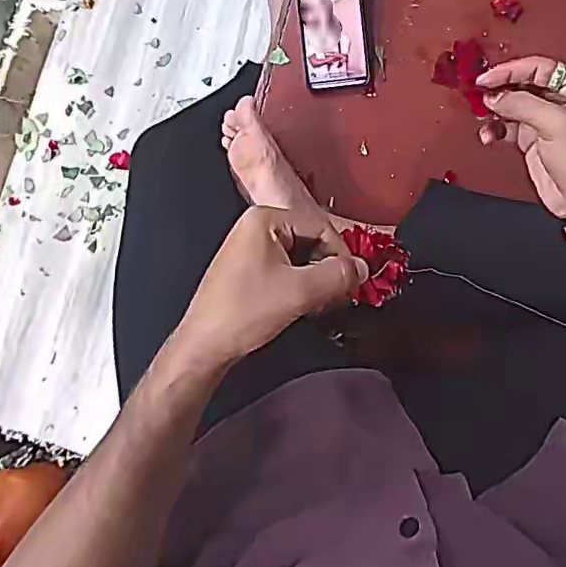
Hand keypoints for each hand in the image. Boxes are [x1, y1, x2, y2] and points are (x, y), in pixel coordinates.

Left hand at [171, 206, 365, 368]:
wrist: (203, 347)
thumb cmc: (243, 313)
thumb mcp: (299, 292)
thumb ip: (337, 276)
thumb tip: (362, 269)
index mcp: (264, 219)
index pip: (320, 226)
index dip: (341, 254)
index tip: (353, 279)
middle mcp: (255, 226)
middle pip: (311, 240)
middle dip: (328, 268)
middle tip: (340, 294)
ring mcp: (250, 246)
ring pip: (300, 256)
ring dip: (316, 278)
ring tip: (322, 302)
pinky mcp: (248, 267)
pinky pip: (286, 267)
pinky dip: (300, 284)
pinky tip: (304, 304)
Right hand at [477, 56, 565, 218]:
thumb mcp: (558, 126)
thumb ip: (524, 104)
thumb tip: (495, 95)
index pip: (541, 68)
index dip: (512, 70)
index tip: (487, 78)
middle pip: (525, 84)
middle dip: (501, 90)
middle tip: (479, 95)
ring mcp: (550, 121)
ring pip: (514, 104)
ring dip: (495, 110)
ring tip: (483, 117)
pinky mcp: (536, 140)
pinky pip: (510, 126)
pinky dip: (496, 128)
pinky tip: (488, 135)